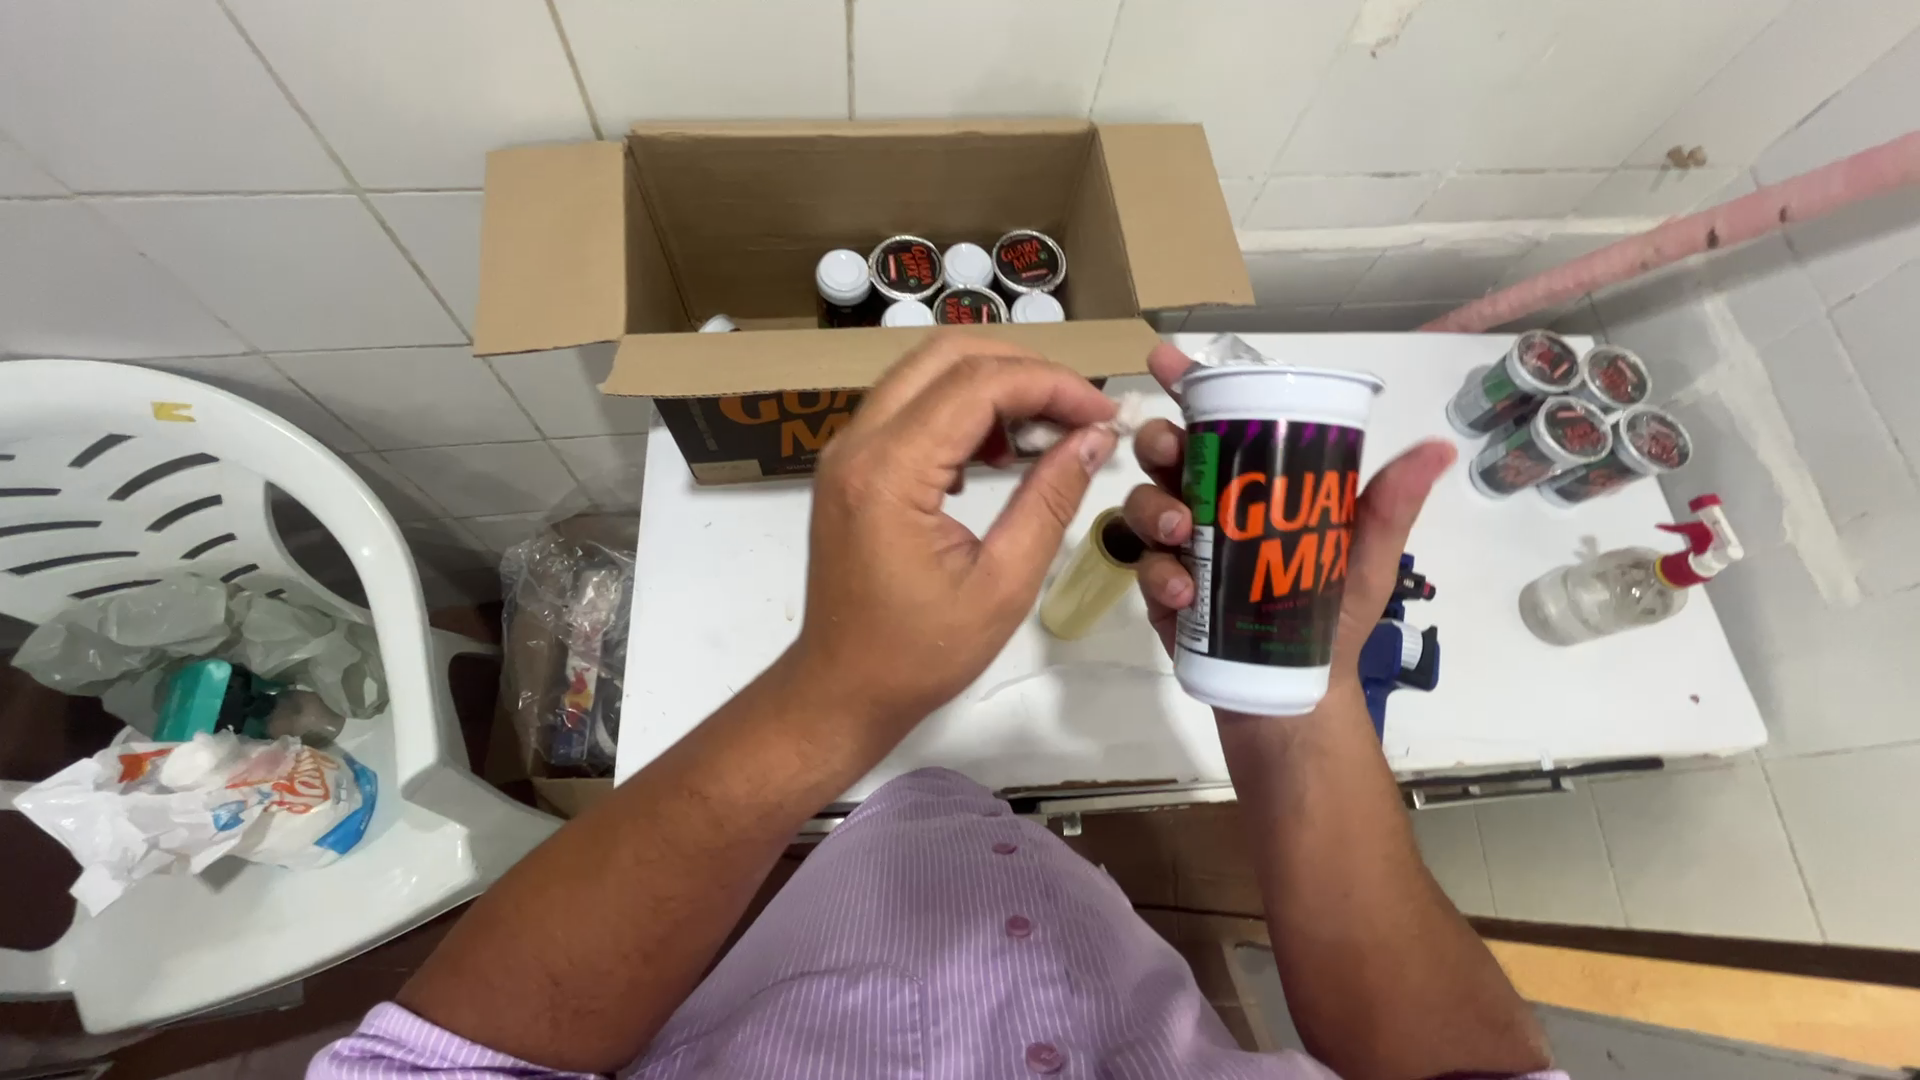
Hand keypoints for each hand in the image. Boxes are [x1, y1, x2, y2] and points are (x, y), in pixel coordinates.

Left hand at [789, 332, 1118, 733]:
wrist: (844, 687)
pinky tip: (995, 455)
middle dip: (1023, 370)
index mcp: (888, 474)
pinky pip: (909, 407)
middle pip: (945, 356)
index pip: (976, 385)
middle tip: (1078, 412)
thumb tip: (1094, 439)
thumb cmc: (921, 653)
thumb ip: (1049, 501)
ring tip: (1044, 433)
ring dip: (991, 386)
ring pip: (925, 374)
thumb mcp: (1003, 584)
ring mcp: (847, 451)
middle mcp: (857, 445)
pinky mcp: (851, 466)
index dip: (1051, 386)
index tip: (1103, 415)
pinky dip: (960, 411)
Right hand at [1121, 343, 1455, 697]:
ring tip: (1180, 538)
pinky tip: (1182, 594)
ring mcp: (1180, 548)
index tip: (1164, 361)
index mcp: (1253, 487)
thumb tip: (1437, 447)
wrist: (1292, 693)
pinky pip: (1144, 568)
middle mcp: (1209, 507)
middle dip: (1159, 444)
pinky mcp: (1161, 589)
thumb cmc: (1331, 618)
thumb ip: (1387, 506)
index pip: (1217, 425)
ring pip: (1143, 505)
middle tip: (1169, 454)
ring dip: (1153, 511)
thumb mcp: (1364, 558)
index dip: (1186, 387)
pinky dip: (1158, 575)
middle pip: (1166, 455)